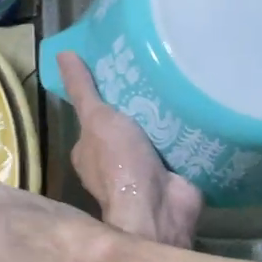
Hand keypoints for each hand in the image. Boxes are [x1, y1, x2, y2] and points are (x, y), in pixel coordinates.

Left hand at [57, 51, 201, 248]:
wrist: (159, 207)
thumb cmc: (119, 164)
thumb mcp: (97, 118)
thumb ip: (83, 89)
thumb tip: (61, 54)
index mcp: (88, 153)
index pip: (93, 119)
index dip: (104, 98)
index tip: (122, 72)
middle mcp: (114, 165)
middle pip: (127, 126)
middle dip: (140, 106)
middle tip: (157, 74)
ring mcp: (145, 173)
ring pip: (154, 137)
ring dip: (166, 119)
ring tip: (180, 85)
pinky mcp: (173, 176)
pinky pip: (180, 149)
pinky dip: (187, 135)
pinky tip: (199, 112)